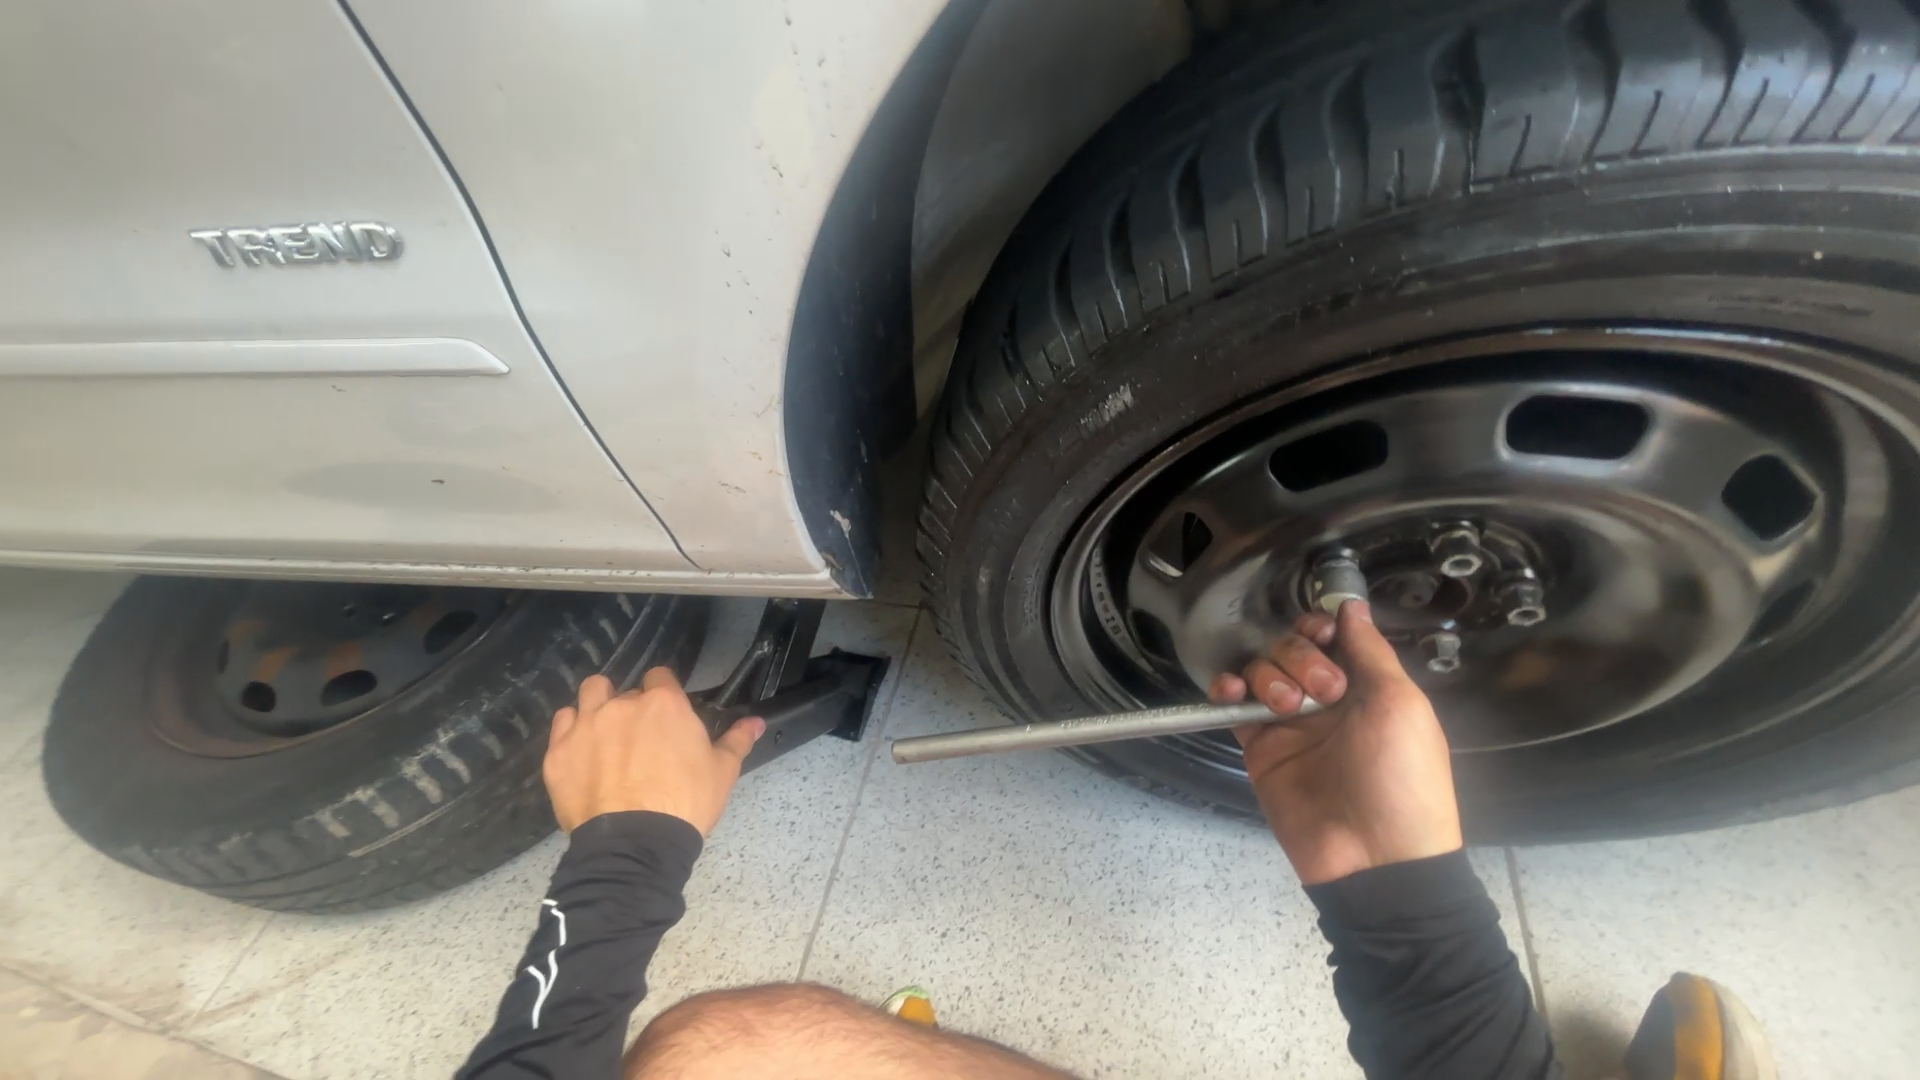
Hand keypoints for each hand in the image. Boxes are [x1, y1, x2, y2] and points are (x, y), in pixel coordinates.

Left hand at [543, 668, 764, 835]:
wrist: (635, 844)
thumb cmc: (686, 802)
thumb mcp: (722, 771)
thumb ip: (737, 740)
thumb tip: (756, 722)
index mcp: (664, 704)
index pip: (661, 676)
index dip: (666, 693)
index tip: (669, 715)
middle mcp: (622, 705)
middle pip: (626, 690)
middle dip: (634, 707)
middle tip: (642, 737)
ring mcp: (586, 726)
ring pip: (591, 694)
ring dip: (599, 705)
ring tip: (607, 731)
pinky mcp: (558, 753)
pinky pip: (562, 724)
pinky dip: (572, 731)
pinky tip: (583, 751)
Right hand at [1208, 601, 1461, 884]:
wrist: (1372, 857)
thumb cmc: (1400, 776)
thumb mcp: (1400, 705)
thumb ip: (1371, 651)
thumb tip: (1352, 605)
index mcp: (1366, 687)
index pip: (1331, 637)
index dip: (1319, 629)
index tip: (1320, 636)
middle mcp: (1326, 699)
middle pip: (1292, 648)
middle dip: (1299, 658)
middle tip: (1321, 693)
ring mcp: (1289, 723)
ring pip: (1261, 670)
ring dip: (1267, 675)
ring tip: (1283, 708)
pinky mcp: (1258, 746)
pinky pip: (1232, 705)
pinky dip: (1225, 689)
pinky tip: (1230, 692)